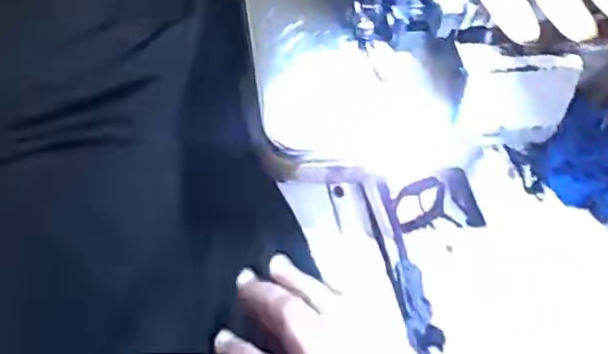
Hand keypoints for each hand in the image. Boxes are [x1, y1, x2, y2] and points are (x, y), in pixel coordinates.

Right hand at [215, 255, 390, 353]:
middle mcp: (330, 341)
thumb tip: (246, 349)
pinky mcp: (389, 330)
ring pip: (323, 295)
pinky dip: (332, 286)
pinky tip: (326, 283)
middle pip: (291, 313)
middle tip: (243, 278)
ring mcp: (362, 331)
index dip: (236, 349)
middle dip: (264, 297)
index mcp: (310, 351)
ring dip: (297, 279)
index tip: (218, 335)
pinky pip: (352, 298)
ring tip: (278, 263)